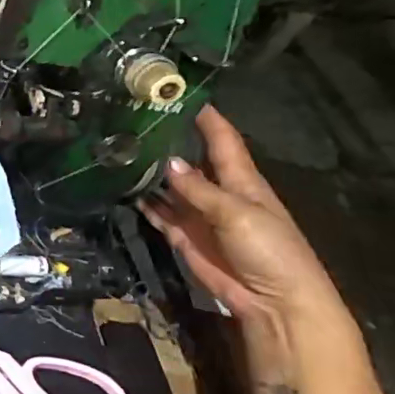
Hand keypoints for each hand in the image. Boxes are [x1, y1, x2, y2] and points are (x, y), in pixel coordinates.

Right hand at [137, 106, 346, 340]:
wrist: (274, 302)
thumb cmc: (270, 249)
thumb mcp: (238, 213)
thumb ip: (200, 190)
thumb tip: (168, 163)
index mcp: (241, 179)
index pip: (221, 138)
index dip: (205, 116)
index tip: (180, 92)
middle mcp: (218, 191)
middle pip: (190, 159)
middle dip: (168, 140)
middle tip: (134, 120)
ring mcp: (199, 214)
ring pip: (170, 186)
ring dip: (150, 171)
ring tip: (121, 149)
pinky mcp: (184, 237)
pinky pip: (159, 214)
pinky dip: (144, 203)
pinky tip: (123, 188)